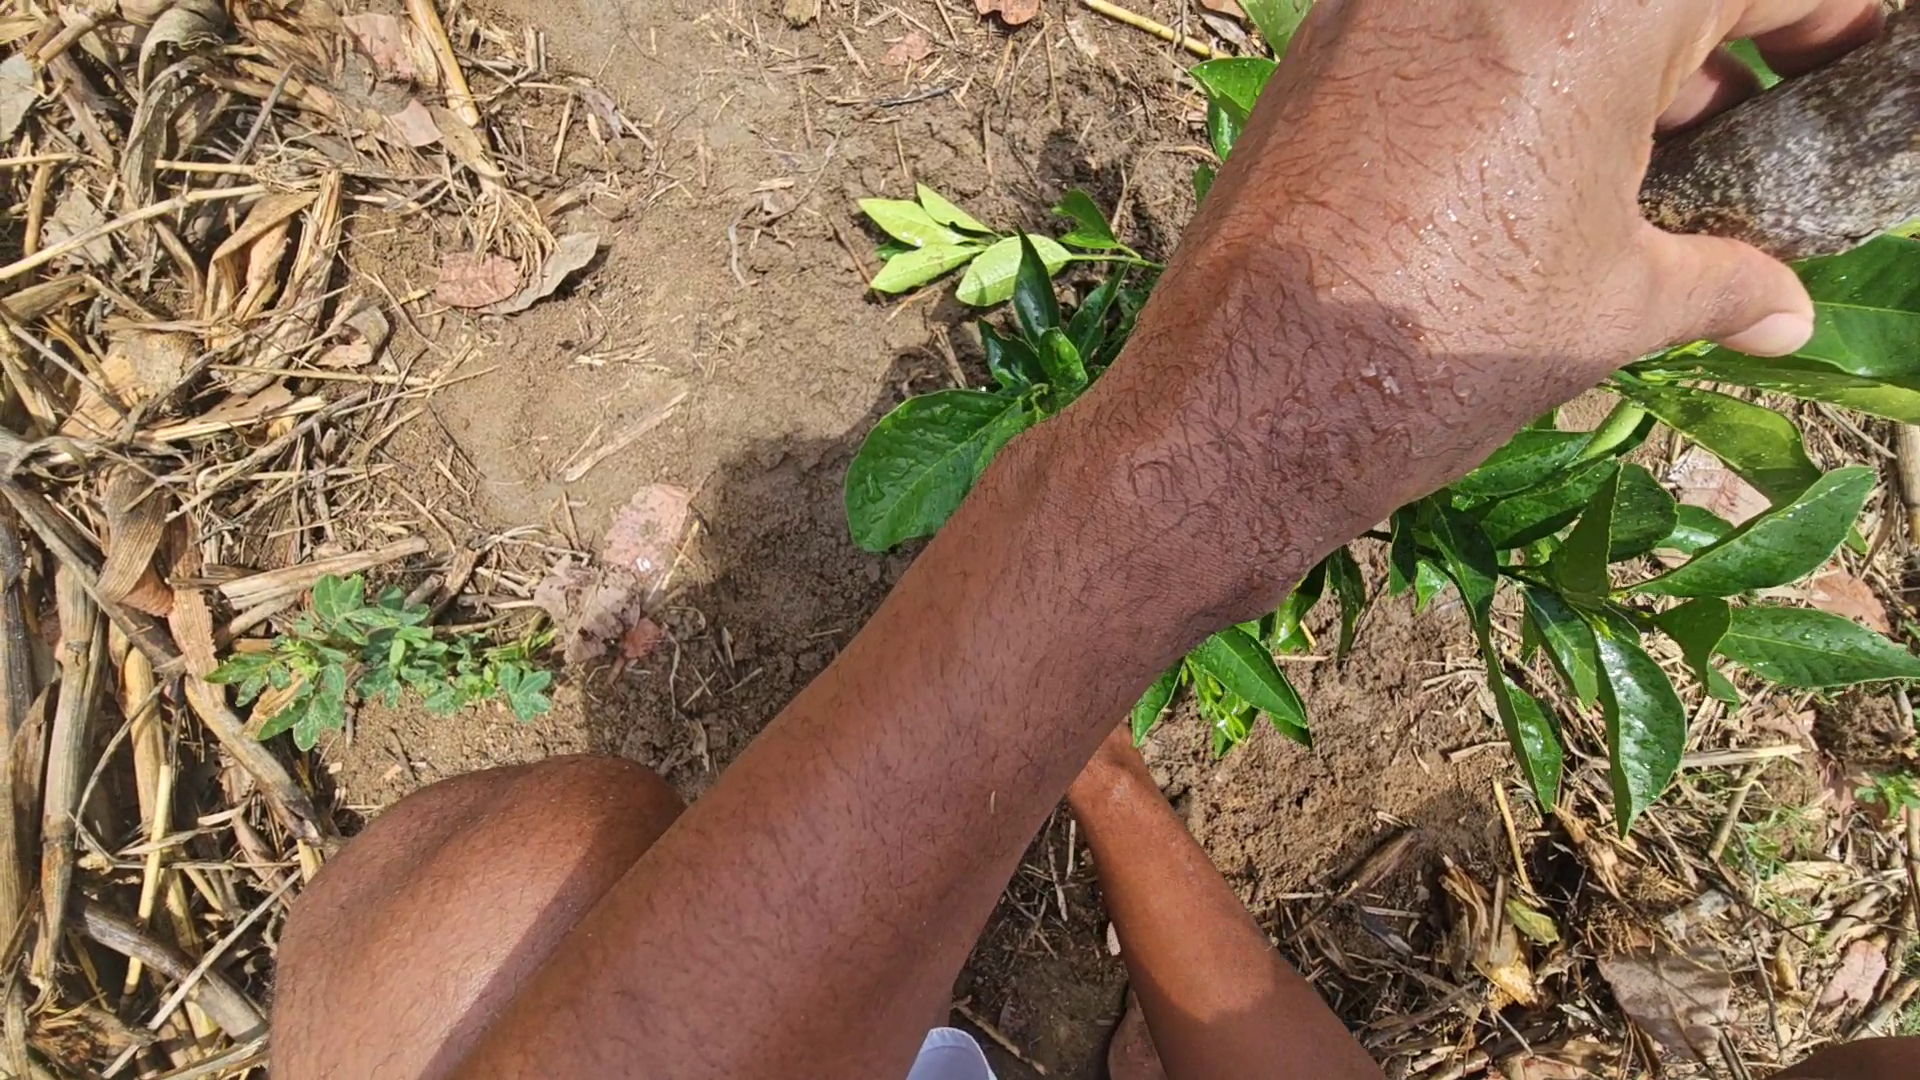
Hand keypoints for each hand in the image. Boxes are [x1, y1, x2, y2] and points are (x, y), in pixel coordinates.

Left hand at [1070, 0, 1882, 619]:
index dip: (1828, 21)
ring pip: (1525, 11)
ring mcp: (1372, 11)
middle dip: (1701, 41)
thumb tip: (1783, 304)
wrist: (1239, 406)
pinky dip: (1491, 75)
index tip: (1836, 68)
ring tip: (1615, 156)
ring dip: (1590, 59)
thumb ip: (1713, 280)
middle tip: (1719, 123)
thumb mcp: (1601, 316)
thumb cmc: (1430, 359)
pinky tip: (1496, 161)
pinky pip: (1430, 41)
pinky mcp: (1304, 65)